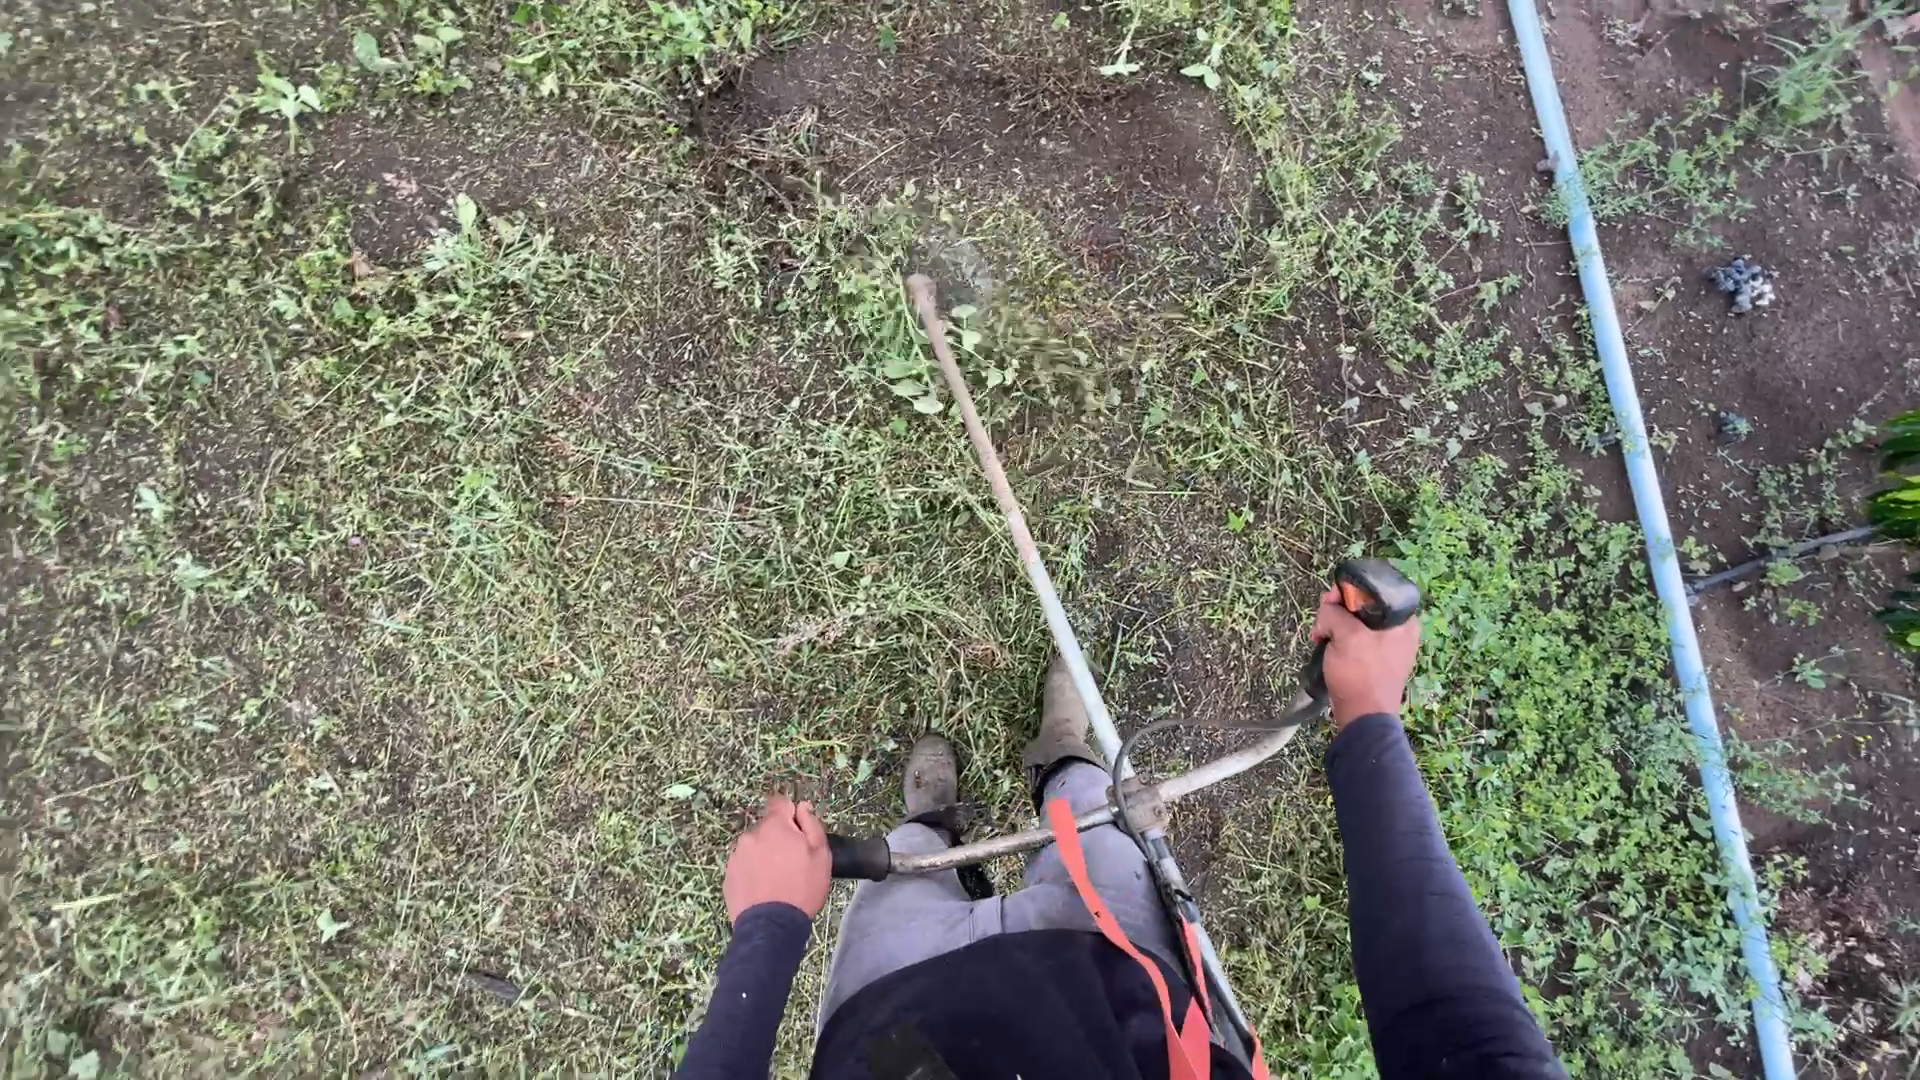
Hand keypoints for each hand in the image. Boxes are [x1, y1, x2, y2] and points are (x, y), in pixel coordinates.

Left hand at [723, 794, 831, 923]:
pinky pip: (744, 865)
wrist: (771, 928)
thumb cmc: (802, 888)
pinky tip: (764, 889)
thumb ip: (811, 824)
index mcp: (774, 826)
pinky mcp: (728, 877)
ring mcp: (736, 856)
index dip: (790, 813)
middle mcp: (751, 835)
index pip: (779, 802)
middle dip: (778, 838)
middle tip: (792, 862)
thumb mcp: (820, 854)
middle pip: (767, 828)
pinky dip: (753, 871)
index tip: (798, 830)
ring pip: (755, 847)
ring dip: (764, 855)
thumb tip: (802, 807)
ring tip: (777, 879)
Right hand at [1311, 587, 1421, 730]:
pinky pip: (1352, 638)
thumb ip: (1335, 613)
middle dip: (1336, 611)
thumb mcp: (1346, 635)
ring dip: (1332, 626)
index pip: (1372, 590)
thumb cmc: (1360, 672)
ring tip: (1319, 638)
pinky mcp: (1373, 658)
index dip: (1347, 592)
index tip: (1329, 602)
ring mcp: (1386, 644)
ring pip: (1353, 621)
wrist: (1362, 714)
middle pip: (1360, 605)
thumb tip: (1327, 609)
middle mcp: (1398, 629)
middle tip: (1322, 624)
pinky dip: (1337, 638)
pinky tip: (1324, 645)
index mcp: (1403, 619)